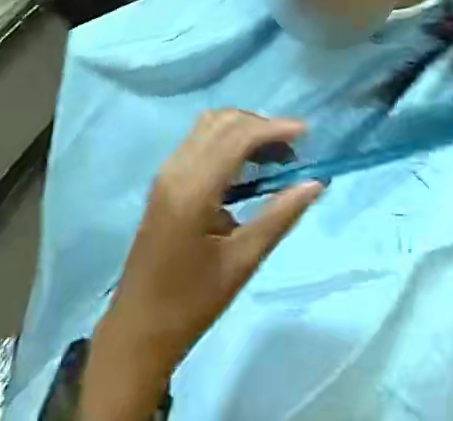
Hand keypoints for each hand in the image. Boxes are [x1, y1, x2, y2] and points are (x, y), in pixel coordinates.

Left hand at [81, 110, 322, 420]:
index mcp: (194, 189)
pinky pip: (199, 141)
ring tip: (275, 155)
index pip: (238, 136)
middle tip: (293, 149)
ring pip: (210, 126)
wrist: (137, 331)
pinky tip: (249, 166)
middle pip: (224, 122)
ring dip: (244, 129)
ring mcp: (166, 174)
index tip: (308, 134)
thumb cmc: (192, 302)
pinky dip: (228, 140)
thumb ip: (280, 216)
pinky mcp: (164, 182)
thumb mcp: (243, 262)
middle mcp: (176, 170)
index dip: (275, 128)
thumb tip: (315, 183)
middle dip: (262, 126)